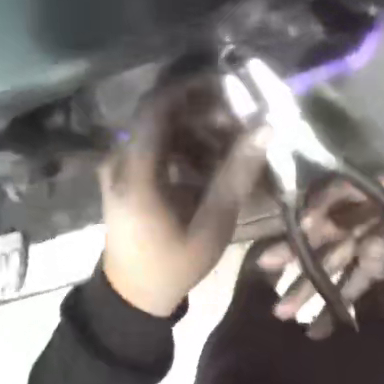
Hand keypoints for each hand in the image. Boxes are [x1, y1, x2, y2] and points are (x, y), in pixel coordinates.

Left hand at [100, 82, 270, 316]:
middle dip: (201, 110)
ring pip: (161, 128)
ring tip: (231, 140)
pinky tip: (212, 160)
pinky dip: (185, 145)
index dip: (189, 89)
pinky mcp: (125, 174)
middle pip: (160, 115)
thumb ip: (236, 174)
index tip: (225, 86)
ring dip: (195, 128)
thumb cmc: (172, 264)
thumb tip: (265, 129)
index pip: (156, 108)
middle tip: (237, 117)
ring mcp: (119, 165)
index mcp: (134, 171)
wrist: (132, 297)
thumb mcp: (211, 224)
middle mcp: (120, 159)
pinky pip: (156, 145)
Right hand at [261, 173, 383, 335]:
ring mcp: (365, 241)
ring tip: (282, 311)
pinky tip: (314, 332)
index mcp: (376, 187)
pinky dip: (333, 307)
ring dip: (307, 285)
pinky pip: (349, 287)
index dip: (319, 204)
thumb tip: (364, 250)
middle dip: (296, 248)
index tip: (302, 225)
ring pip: (330, 261)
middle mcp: (362, 211)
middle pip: (324, 228)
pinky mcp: (373, 269)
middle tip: (265, 264)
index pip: (338, 189)